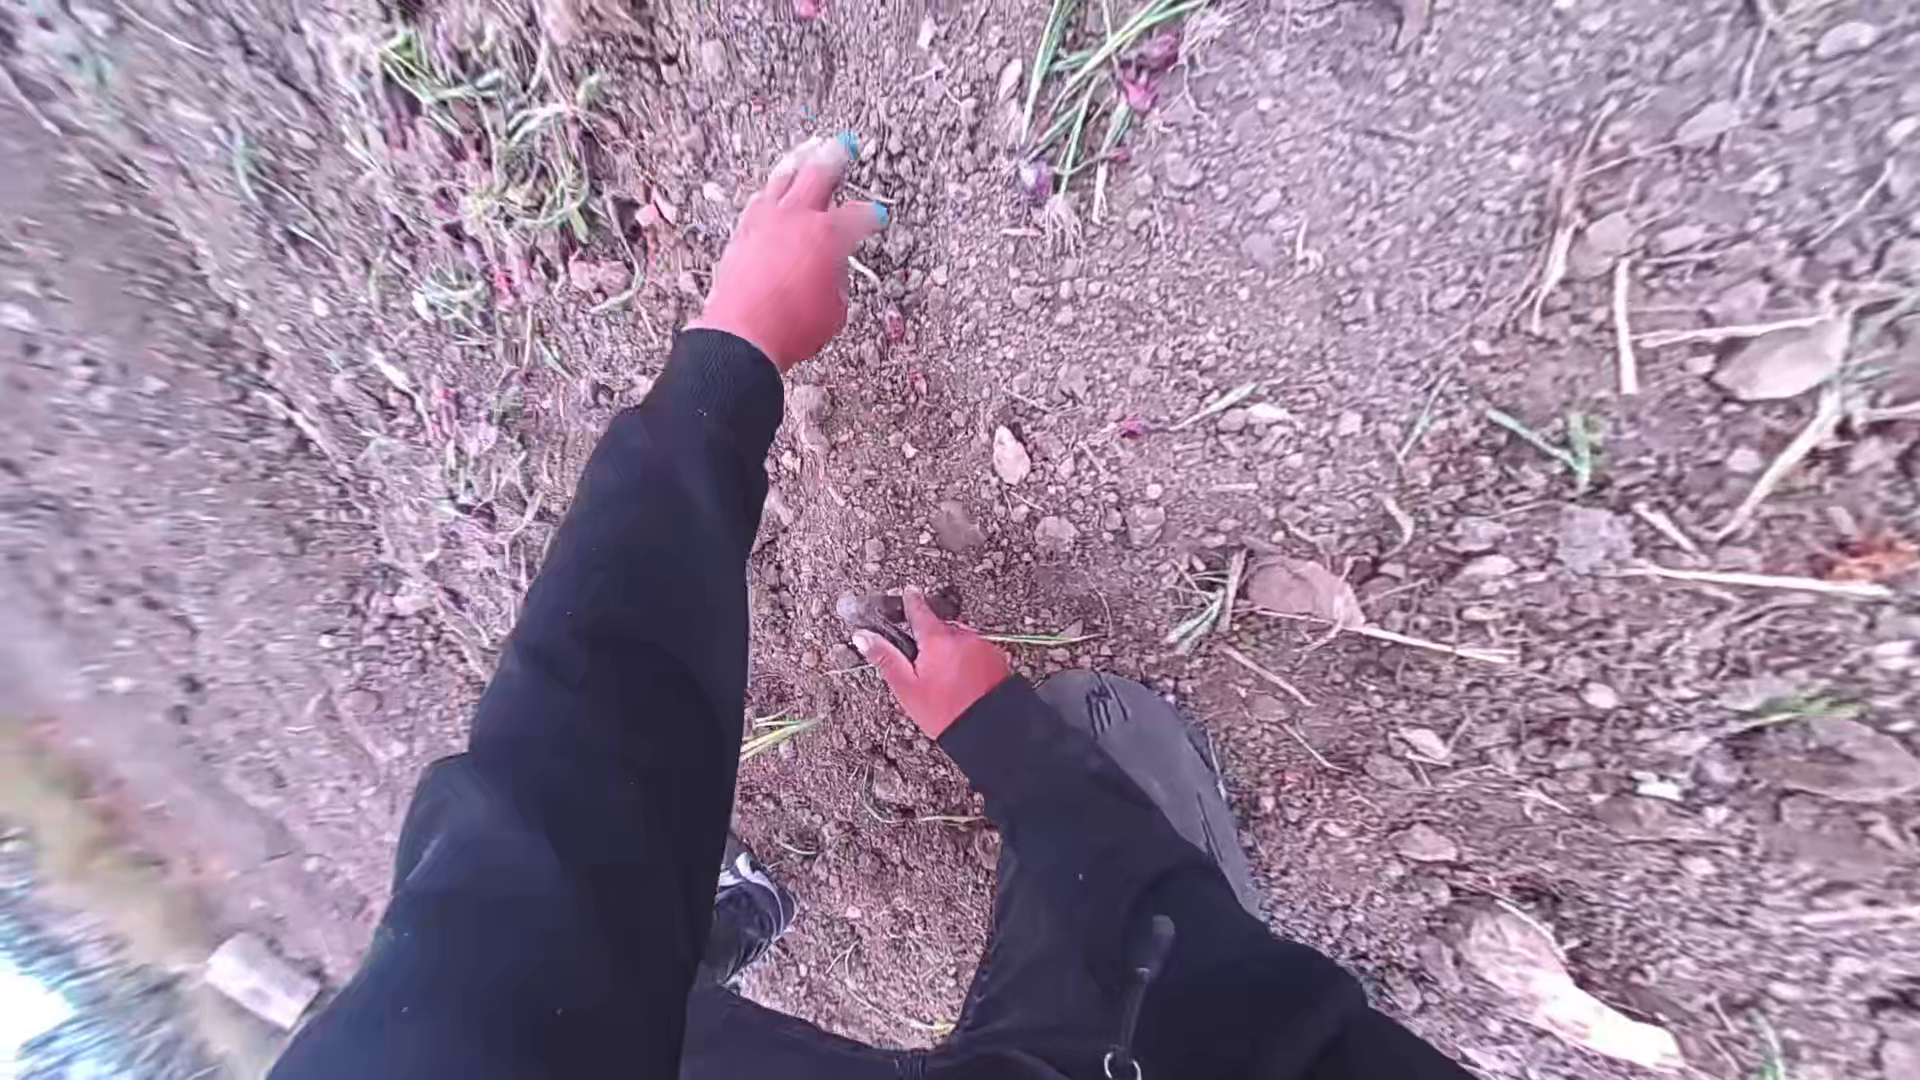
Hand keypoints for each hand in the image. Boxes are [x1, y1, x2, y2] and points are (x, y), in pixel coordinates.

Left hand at [689, 133, 886, 372]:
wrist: (743, 334)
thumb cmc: (792, 328)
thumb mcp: (835, 312)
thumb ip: (838, 281)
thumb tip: (834, 269)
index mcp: (827, 236)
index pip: (858, 216)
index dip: (871, 216)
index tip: (877, 217)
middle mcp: (796, 217)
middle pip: (818, 173)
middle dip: (836, 157)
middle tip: (844, 146)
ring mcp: (765, 219)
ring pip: (784, 175)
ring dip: (799, 162)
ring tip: (806, 154)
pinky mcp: (743, 230)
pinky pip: (760, 198)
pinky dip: (772, 190)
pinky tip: (772, 190)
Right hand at [853, 592, 1011, 739]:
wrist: (991, 729)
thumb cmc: (946, 711)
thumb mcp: (907, 687)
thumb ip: (885, 658)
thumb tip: (863, 636)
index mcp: (937, 638)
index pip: (919, 610)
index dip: (910, 601)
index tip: (908, 592)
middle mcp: (962, 635)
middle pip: (940, 627)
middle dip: (931, 639)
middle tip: (923, 664)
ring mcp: (982, 644)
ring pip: (959, 639)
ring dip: (950, 650)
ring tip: (945, 680)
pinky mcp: (997, 656)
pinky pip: (976, 650)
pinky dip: (967, 659)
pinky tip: (962, 680)